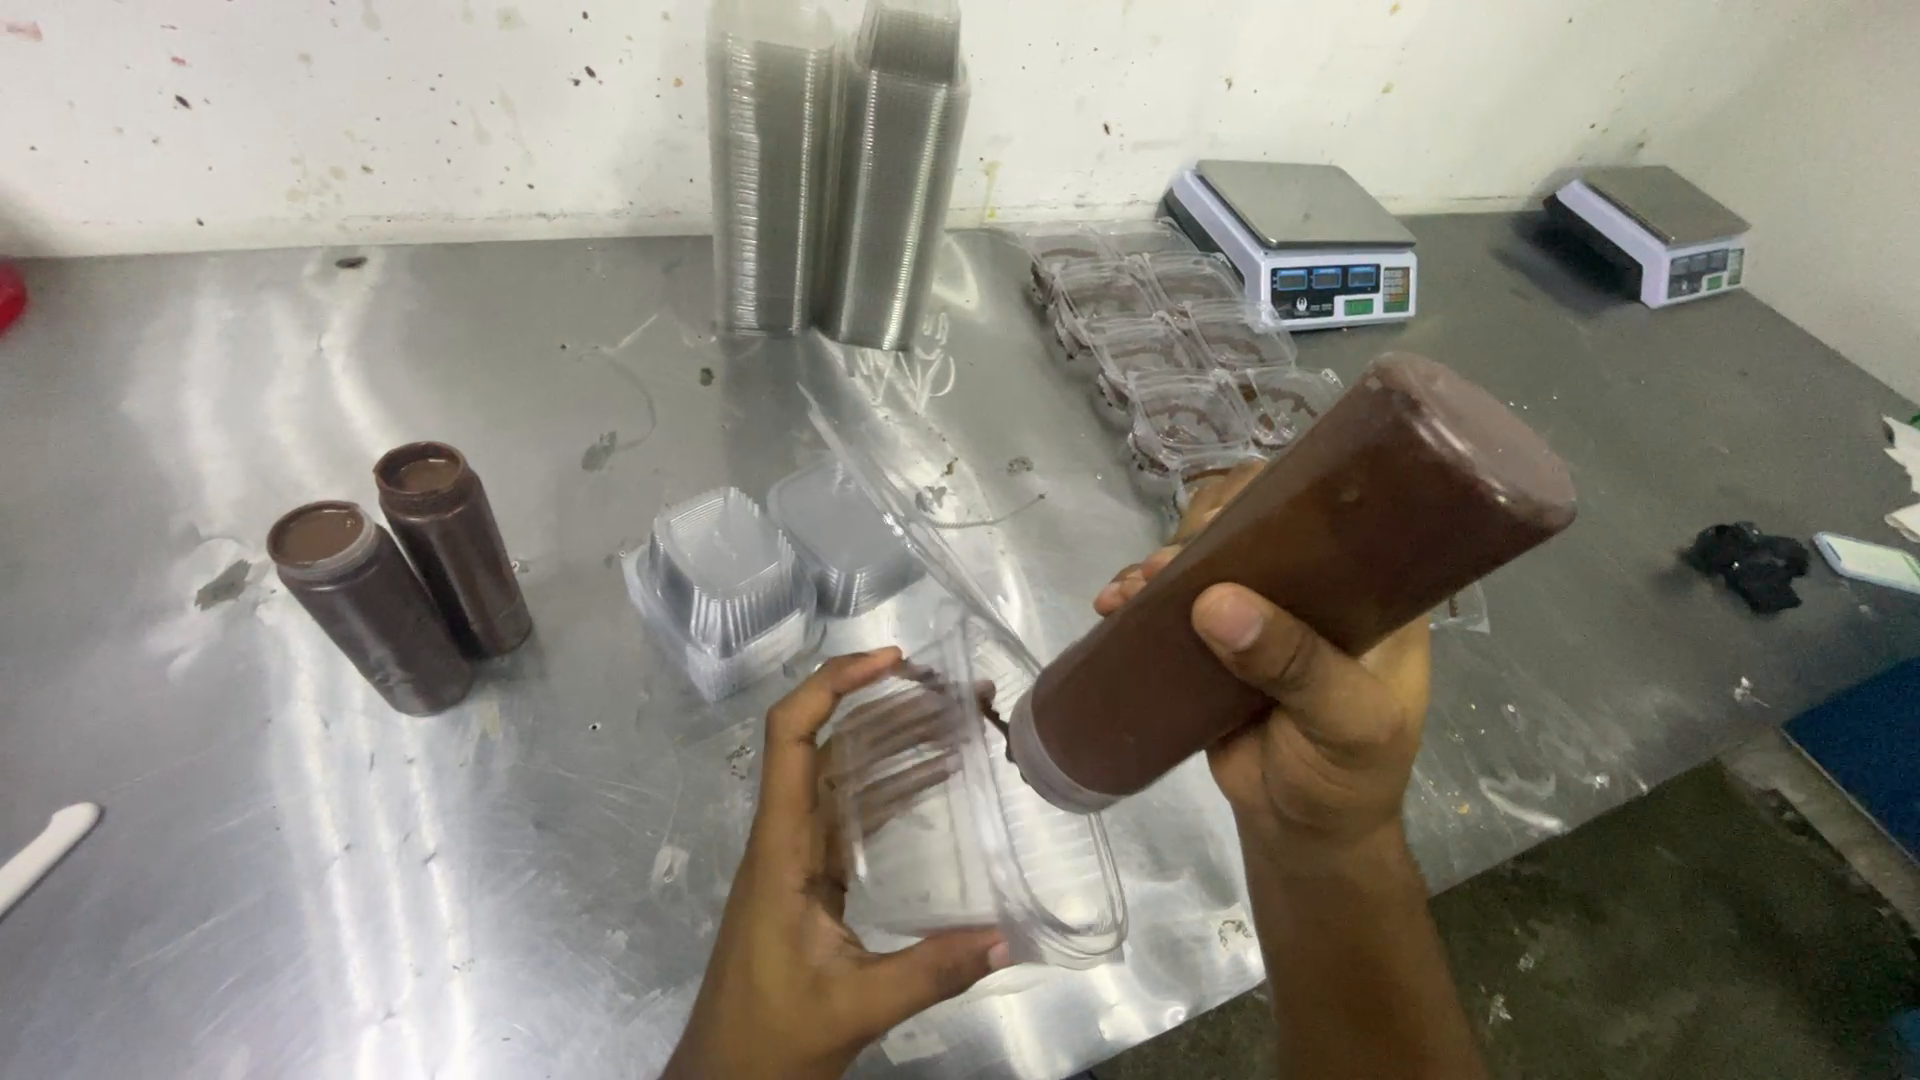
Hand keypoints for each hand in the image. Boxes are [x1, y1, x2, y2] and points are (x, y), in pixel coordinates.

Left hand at [664, 651, 1010, 1079]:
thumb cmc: (768, 1037)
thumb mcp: (853, 1007)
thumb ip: (930, 972)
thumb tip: (1009, 940)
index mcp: (782, 846)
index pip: (792, 736)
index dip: (834, 684)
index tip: (892, 662)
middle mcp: (789, 834)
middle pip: (831, 743)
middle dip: (888, 705)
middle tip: (953, 690)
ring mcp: (801, 852)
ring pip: (847, 773)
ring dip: (897, 740)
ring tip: (958, 718)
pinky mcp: (816, 874)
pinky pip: (856, 811)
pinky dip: (895, 786)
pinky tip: (937, 775)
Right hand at [1092, 462, 1431, 860]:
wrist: (1299, 833)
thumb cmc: (1347, 778)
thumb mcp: (1346, 724)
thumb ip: (1296, 665)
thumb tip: (1214, 601)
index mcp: (1368, 592)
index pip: (1327, 514)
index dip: (1272, 499)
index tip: (1218, 518)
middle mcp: (1311, 589)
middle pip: (1251, 525)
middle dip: (1198, 533)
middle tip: (1165, 566)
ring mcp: (1259, 612)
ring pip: (1205, 559)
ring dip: (1160, 565)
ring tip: (1130, 591)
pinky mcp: (1213, 640)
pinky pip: (1174, 602)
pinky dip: (1139, 597)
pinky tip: (1112, 605)